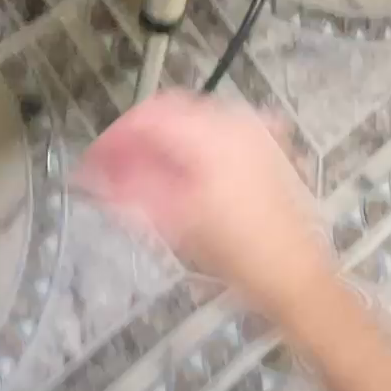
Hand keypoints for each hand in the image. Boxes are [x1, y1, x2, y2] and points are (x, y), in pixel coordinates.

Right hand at [76, 91, 333, 317]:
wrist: (299, 279)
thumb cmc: (238, 254)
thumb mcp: (176, 222)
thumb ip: (130, 189)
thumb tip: (92, 174)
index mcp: (209, 134)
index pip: (147, 116)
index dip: (114, 137)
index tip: (93, 162)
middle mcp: (232, 120)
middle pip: (167, 112)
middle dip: (136, 137)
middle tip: (112, 168)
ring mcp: (252, 131)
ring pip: (190, 118)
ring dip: (161, 139)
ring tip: (142, 173)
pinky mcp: (264, 145)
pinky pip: (215, 129)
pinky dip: (189, 143)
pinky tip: (181, 170)